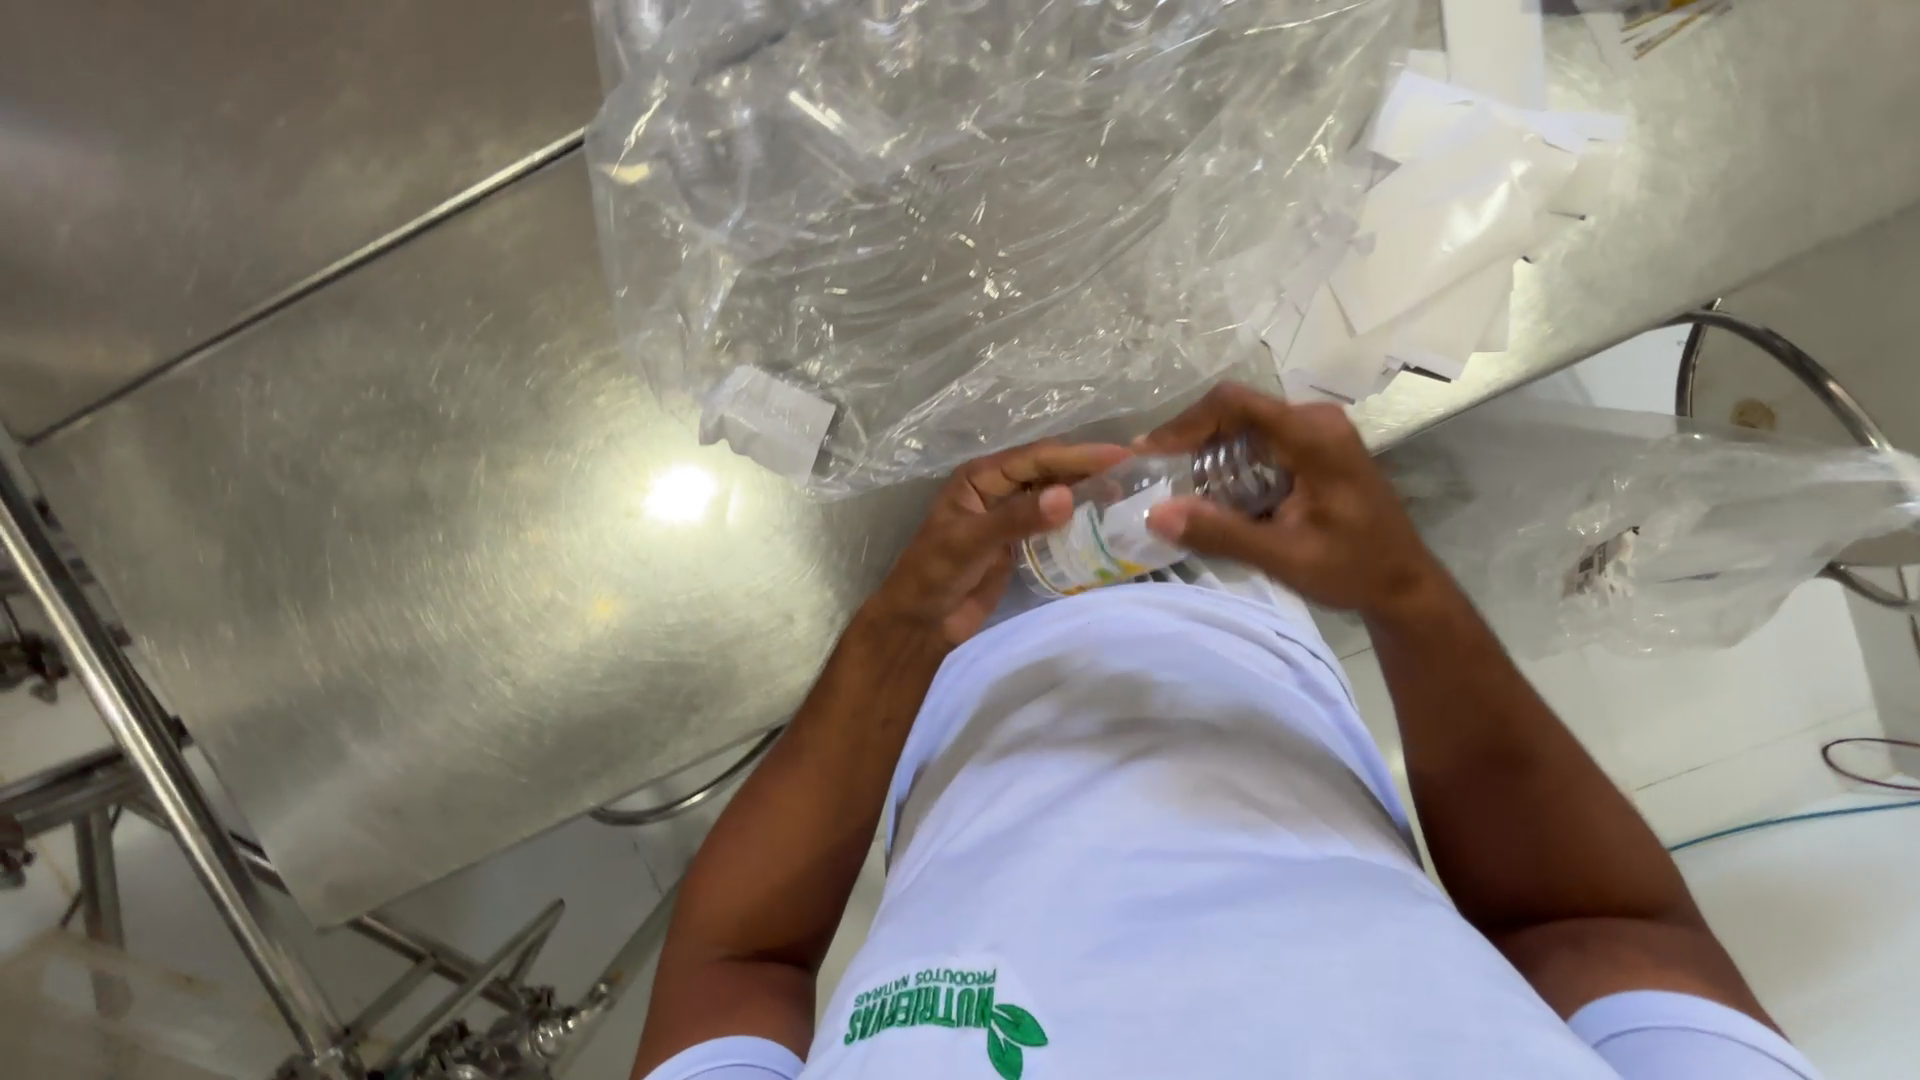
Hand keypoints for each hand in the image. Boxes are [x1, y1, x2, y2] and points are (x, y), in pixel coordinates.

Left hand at [867, 440, 1131, 645]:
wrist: (921, 622)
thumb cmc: (933, 575)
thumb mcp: (971, 543)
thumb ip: (1017, 520)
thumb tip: (1067, 496)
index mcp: (979, 478)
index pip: (1035, 458)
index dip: (1076, 456)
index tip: (1119, 456)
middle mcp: (996, 490)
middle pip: (1048, 472)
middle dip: (1086, 470)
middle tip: (1134, 473)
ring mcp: (1008, 517)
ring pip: (1053, 496)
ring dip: (1084, 494)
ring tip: (1127, 495)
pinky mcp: (1017, 544)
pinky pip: (1051, 525)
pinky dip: (1075, 522)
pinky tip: (1102, 523)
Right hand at [1140, 383, 1449, 620]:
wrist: (1404, 583)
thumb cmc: (1352, 569)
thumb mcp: (1283, 556)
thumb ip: (1220, 533)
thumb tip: (1156, 514)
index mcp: (1313, 436)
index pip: (1233, 404)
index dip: (1183, 424)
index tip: (1147, 454)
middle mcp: (1315, 420)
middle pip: (1234, 411)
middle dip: (1189, 441)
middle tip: (1154, 476)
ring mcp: (1317, 431)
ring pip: (1243, 425)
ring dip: (1207, 452)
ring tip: (1177, 487)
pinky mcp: (1315, 446)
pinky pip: (1258, 439)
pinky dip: (1228, 460)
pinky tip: (1214, 493)